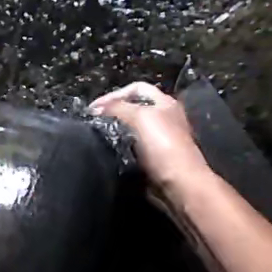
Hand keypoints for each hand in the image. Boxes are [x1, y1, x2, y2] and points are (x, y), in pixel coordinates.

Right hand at [90, 82, 210, 189]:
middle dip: (113, 111)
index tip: (93, 108)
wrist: (178, 183)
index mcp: (164, 103)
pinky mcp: (153, 158)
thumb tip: (97, 108)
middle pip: (133, 107)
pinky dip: (119, 146)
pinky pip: (131, 147)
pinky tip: (108, 150)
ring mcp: (159, 139)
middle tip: (93, 120)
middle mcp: (163, 117)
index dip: (113, 94)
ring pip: (131, 128)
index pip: (135, 88)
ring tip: (96, 134)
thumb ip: (117, 107)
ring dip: (114, 129)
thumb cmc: (163, 146)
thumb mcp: (140, 117)